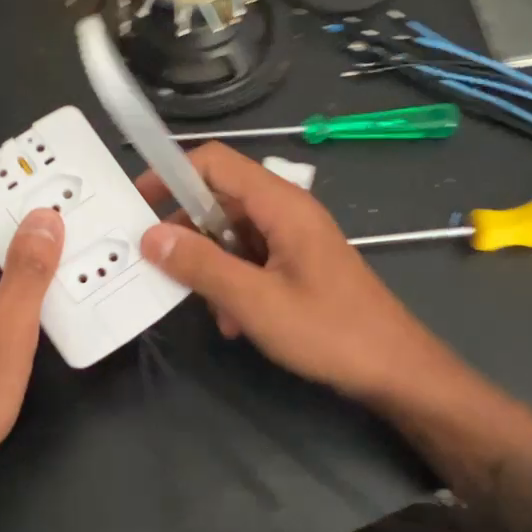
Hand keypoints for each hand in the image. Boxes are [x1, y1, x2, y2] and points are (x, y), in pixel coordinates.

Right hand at [135, 142, 455, 406]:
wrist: (393, 369)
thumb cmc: (330, 332)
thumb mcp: (255, 302)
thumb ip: (201, 266)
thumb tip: (150, 235)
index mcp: (281, 205)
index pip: (215, 162)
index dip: (171, 175)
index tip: (137, 205)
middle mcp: (287, 212)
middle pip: (220, 199)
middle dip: (188, 233)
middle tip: (163, 269)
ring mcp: (294, 239)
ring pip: (232, 235)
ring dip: (212, 268)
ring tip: (213, 310)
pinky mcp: (298, 265)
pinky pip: (251, 260)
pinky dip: (234, 284)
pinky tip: (236, 322)